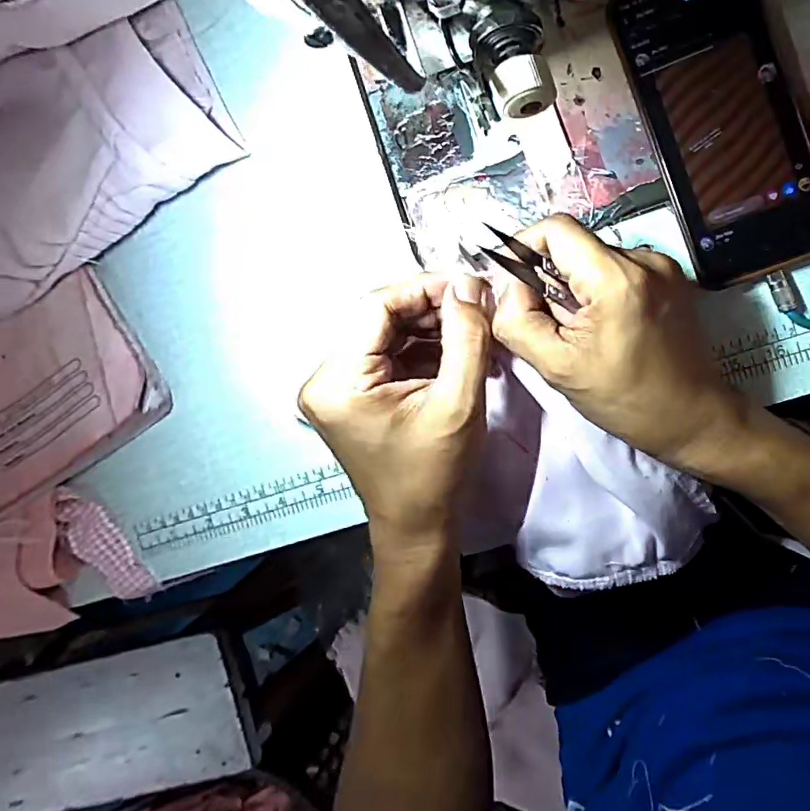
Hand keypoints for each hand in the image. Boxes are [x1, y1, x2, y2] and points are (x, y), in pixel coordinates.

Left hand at [298, 274, 489, 558]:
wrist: (420, 526)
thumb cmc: (436, 472)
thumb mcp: (459, 401)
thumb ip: (467, 338)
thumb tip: (470, 285)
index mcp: (337, 381)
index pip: (376, 307)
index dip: (425, 288)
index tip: (471, 285)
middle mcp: (327, 378)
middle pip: (383, 317)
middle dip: (436, 309)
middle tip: (481, 306)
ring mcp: (341, 387)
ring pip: (392, 333)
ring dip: (438, 328)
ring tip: (480, 331)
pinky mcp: (360, 395)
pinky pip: (396, 355)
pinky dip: (431, 349)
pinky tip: (465, 352)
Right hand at [488, 214, 753, 474]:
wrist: (693, 415)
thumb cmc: (627, 399)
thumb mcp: (558, 368)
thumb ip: (518, 320)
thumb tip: (507, 285)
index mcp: (618, 278)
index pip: (556, 228)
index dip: (524, 246)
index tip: (514, 280)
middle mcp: (646, 260)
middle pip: (577, 245)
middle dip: (552, 276)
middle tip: (553, 321)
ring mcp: (664, 266)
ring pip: (597, 258)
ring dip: (579, 286)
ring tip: (587, 330)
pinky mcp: (674, 277)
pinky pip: (622, 269)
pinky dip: (604, 290)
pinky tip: (611, 327)